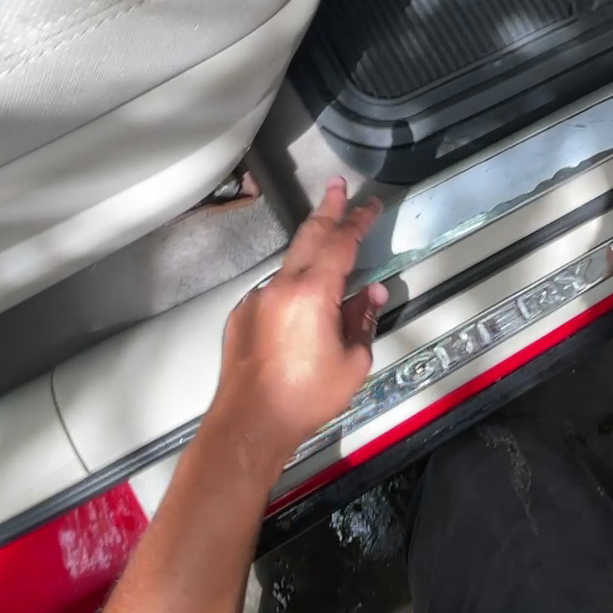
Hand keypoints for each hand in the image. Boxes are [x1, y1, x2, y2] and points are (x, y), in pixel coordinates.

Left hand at [207, 178, 388, 470]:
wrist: (249, 425)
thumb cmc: (303, 398)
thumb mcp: (353, 362)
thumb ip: (363, 320)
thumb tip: (369, 296)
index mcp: (312, 293)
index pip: (341, 243)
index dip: (358, 221)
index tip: (369, 206)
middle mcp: (281, 288)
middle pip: (308, 235)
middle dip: (327, 208)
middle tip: (337, 187)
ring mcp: (257, 300)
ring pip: (290, 263)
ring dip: (311, 248)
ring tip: (329, 244)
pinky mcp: (242, 316)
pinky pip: (274, 290)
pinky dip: (293, 285)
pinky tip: (303, 303)